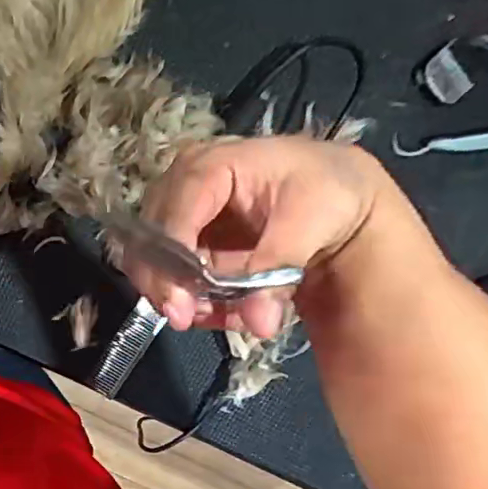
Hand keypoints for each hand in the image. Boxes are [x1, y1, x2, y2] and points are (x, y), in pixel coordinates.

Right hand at [127, 136, 393, 337]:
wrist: (338, 196)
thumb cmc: (327, 191)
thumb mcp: (315, 219)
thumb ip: (281, 268)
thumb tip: (260, 323)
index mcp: (211, 165)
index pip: (174, 211)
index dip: (170, 258)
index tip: (179, 303)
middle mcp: (180, 186)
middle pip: (150, 238)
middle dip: (164, 282)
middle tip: (184, 318)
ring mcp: (175, 214)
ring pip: (149, 260)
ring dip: (173, 293)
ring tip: (207, 315)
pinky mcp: (180, 242)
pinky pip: (165, 274)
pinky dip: (186, 297)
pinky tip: (215, 309)